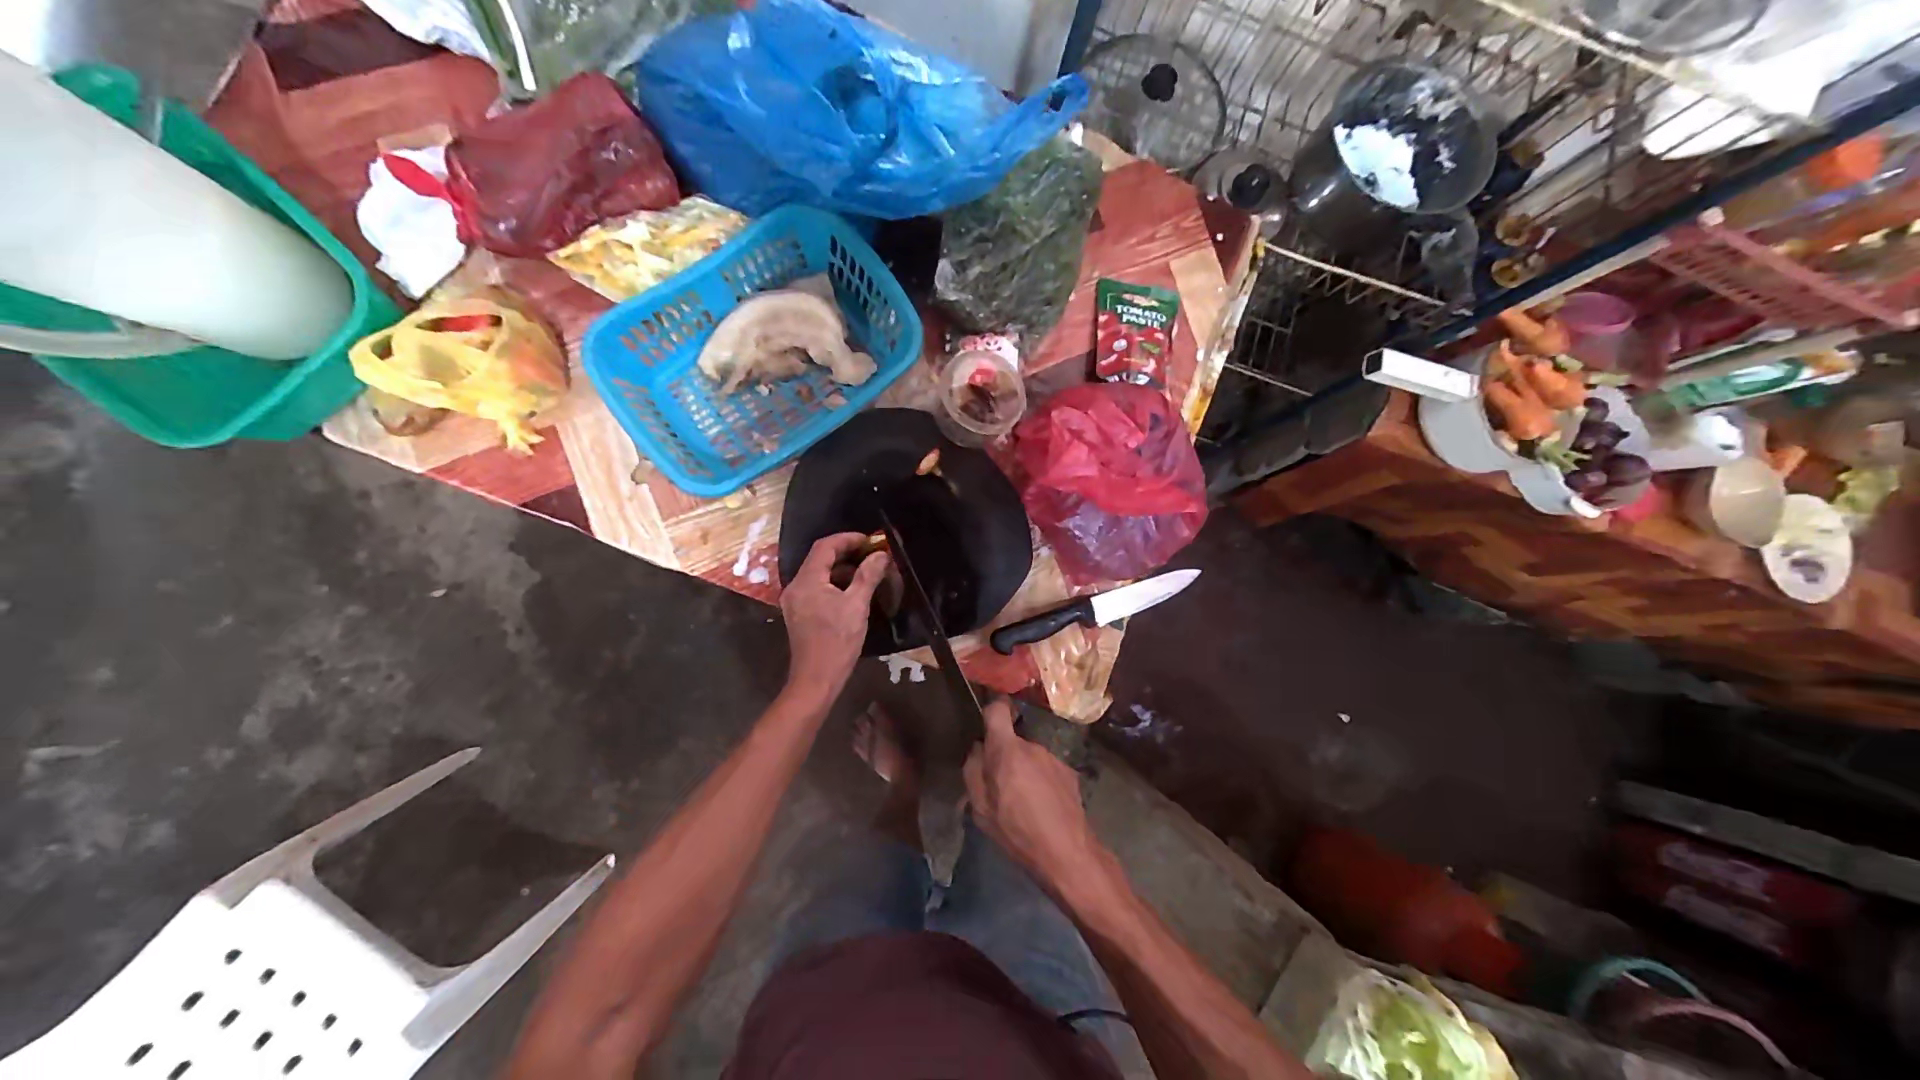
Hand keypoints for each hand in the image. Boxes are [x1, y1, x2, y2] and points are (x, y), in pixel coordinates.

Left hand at [780, 533, 888, 700]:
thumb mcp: (857, 606)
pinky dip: (834, 583)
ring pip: (818, 574)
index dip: (848, 539)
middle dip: (846, 552)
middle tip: (872, 554)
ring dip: (841, 568)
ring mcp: (795, 601)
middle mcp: (795, 586)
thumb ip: (868, 576)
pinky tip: (853, 590)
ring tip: (867, 571)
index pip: (825, 547)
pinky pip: (816, 588)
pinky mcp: (799, 613)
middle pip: (819, 558)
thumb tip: (881, 555)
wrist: (816, 679)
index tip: (870, 541)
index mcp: (807, 581)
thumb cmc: (837, 641)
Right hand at [965, 699, 1106, 891]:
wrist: (1067, 853)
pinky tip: (1042, 807)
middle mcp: (1033, 746)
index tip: (985, 721)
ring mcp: (1054, 758)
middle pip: (1013, 739)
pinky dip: (1041, 781)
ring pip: (1030, 756)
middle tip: (1000, 784)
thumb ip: (973, 770)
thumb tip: (977, 748)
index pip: (998, 709)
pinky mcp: (1070, 773)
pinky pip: (1046, 769)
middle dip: (1005, 755)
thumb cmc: (1016, 831)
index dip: (990, 710)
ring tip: (1023, 802)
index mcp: (1007, 749)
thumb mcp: (980, 808)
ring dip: (1024, 770)